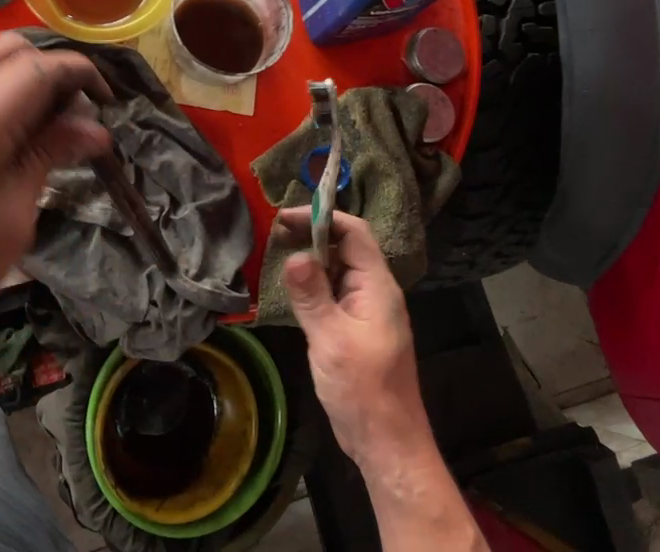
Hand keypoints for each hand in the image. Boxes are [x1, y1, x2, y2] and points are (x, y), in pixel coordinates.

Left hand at [0, 32, 112, 365]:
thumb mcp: (8, 221)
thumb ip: (46, 158)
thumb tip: (93, 128)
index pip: (38, 67)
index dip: (80, 72)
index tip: (106, 97)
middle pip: (8, 48)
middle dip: (52, 64)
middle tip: (79, 104)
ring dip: (20, 73)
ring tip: (48, 117)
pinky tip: (7, 126)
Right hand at [275, 208, 433, 470]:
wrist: (386, 442)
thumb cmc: (363, 389)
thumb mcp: (331, 339)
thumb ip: (312, 295)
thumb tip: (293, 255)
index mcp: (378, 287)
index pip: (354, 233)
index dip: (322, 217)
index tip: (284, 218)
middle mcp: (375, 292)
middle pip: (346, 247)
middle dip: (312, 234)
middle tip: (274, 233)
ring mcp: (366, 311)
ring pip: (339, 270)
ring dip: (311, 258)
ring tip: (275, 252)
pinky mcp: (355, 329)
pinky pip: (335, 293)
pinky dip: (313, 283)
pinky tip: (290, 287)